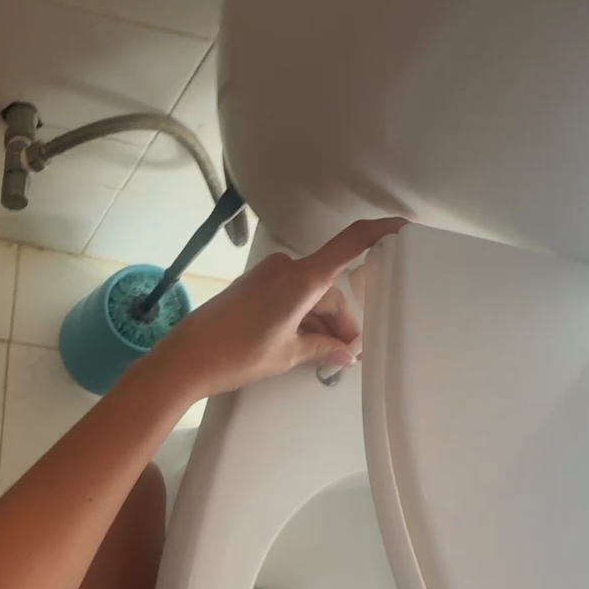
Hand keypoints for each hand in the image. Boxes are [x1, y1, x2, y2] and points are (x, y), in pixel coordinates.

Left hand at [145, 217, 405, 399]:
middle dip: (340, 320)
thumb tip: (344, 354)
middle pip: (327, 288)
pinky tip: (304, 343)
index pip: (350, 244)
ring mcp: (264, 277)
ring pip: (307, 295)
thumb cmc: (234, 355)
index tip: (404, 227)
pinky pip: (287, 297)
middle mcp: (284, 269)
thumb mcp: (286, 354)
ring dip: (319, 322)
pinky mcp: (250, 288)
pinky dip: (299, 317)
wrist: (184, 360)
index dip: (380, 232)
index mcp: (300, 279)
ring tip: (327, 355)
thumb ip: (321, 348)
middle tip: (348, 352)